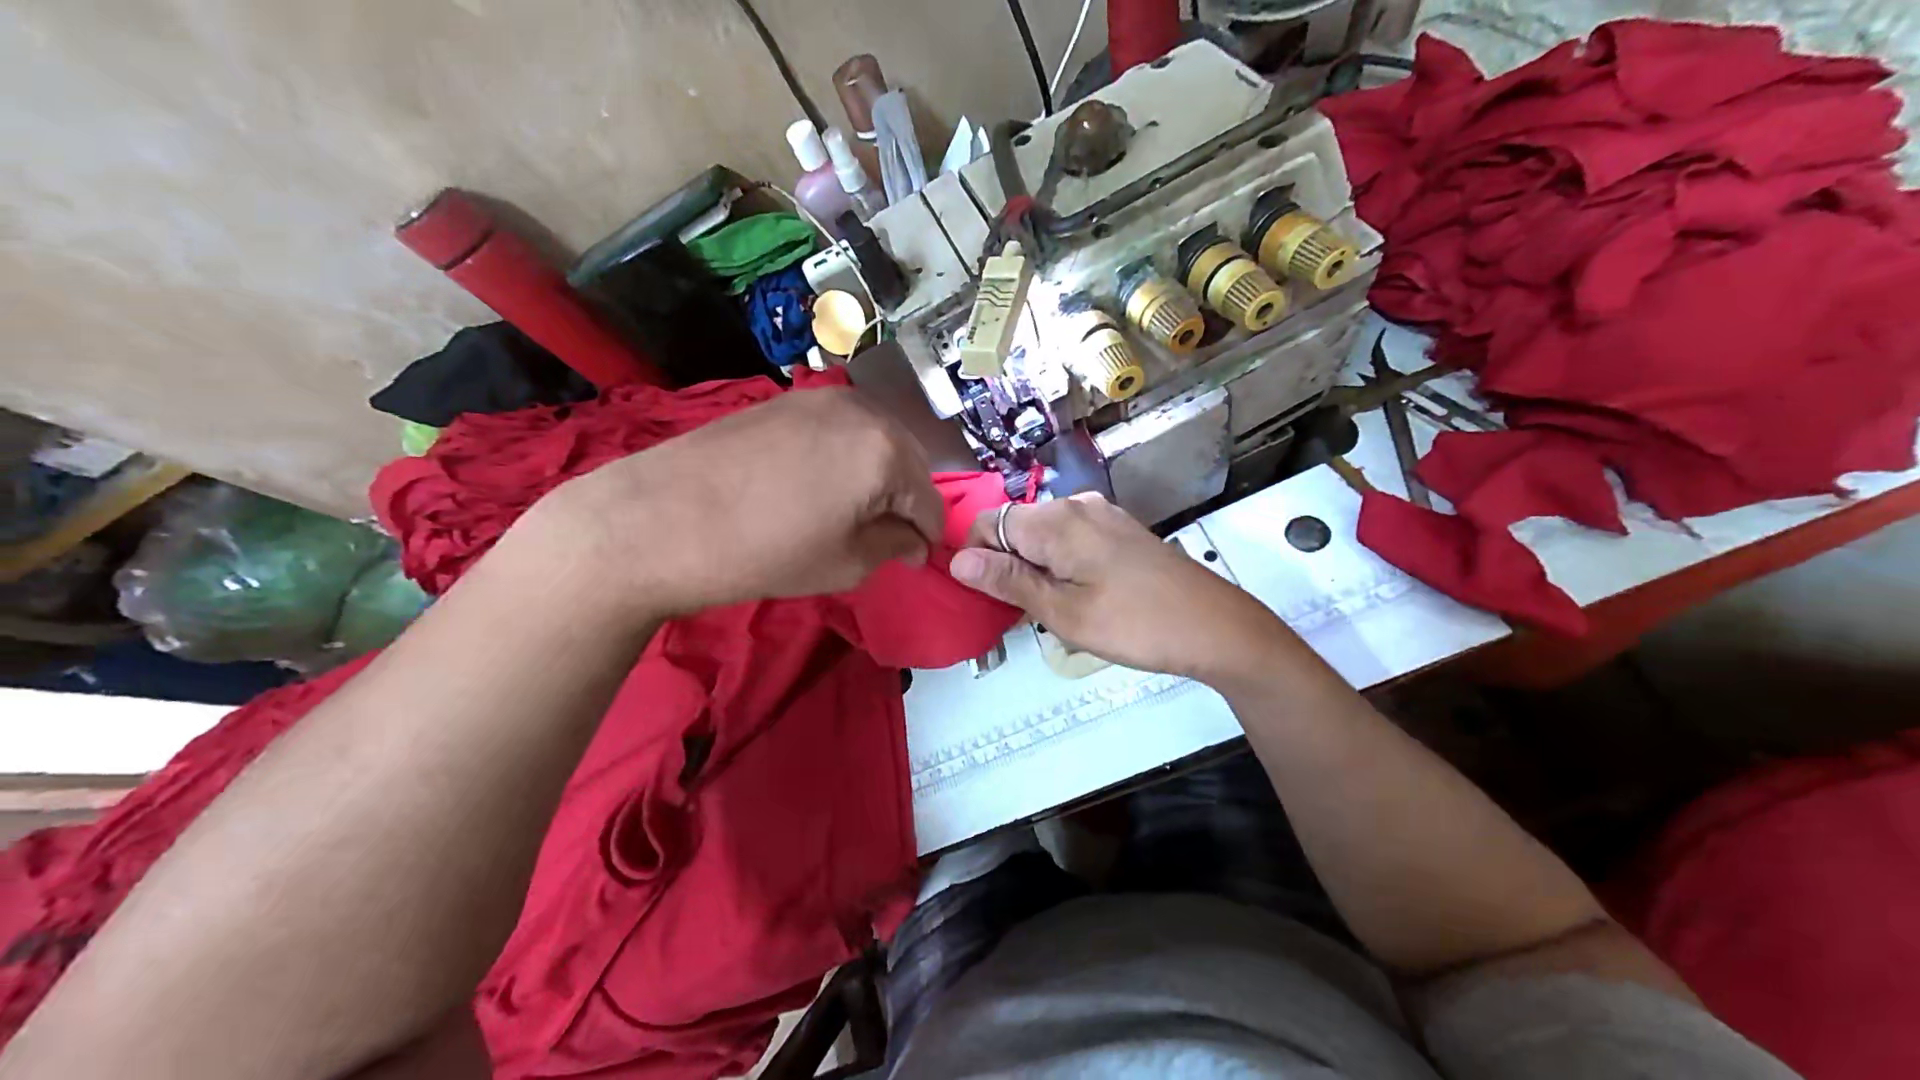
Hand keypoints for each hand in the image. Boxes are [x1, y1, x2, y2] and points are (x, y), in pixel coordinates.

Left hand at [522, 389, 944, 617]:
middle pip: (908, 461)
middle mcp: (863, 411)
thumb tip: (914, 542)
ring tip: (846, 512)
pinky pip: (839, 429)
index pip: (931, 501)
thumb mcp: (845, 563)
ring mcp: (821, 398)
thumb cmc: (763, 552)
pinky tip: (816, 485)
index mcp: (887, 451)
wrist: (658, 519)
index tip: (912, 560)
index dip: (927, 537)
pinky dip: (844, 457)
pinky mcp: (785, 399)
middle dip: (904, 500)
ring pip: (874, 441)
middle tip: (881, 538)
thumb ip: (894, 546)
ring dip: (875, 475)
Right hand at [948, 493, 1299, 684]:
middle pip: (1016, 526)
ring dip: (1035, 567)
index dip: (977, 558)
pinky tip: (1082, 595)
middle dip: (1007, 564)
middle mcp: (1076, 504)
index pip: (988, 523)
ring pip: (1044, 533)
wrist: (1215, 626)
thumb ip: (1008, 582)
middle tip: (1026, 613)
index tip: (989, 598)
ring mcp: (1103, 514)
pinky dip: (1062, 562)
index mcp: (1056, 520)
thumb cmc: (1134, 624)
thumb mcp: (1063, 612)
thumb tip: (957, 561)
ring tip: (1056, 609)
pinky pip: (1072, 538)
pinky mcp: (1120, 530)